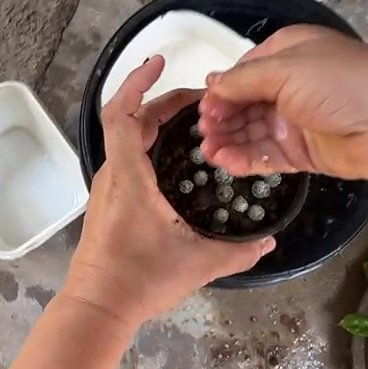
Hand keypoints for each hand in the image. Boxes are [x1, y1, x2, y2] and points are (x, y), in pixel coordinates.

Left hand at [66, 56, 274, 328]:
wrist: (97, 306)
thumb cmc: (140, 279)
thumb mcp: (198, 264)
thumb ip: (238, 251)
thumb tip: (270, 239)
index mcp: (129, 176)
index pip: (123, 113)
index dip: (138, 83)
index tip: (159, 62)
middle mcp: (113, 174)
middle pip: (129, 120)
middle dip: (161, 102)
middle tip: (200, 101)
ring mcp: (107, 188)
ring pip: (126, 140)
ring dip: (152, 122)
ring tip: (191, 122)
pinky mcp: (108, 202)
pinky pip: (126, 158)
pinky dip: (147, 144)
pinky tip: (174, 158)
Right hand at [197, 25, 367, 181]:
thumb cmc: (343, 83)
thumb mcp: (285, 69)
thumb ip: (243, 80)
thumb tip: (211, 84)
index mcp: (289, 54)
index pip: (243, 71)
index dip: (222, 89)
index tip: (203, 107)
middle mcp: (291, 85)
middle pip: (244, 102)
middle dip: (221, 117)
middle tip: (204, 132)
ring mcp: (297, 120)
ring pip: (252, 131)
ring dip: (229, 140)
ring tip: (208, 152)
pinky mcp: (304, 152)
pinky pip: (267, 155)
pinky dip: (245, 159)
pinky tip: (225, 162)